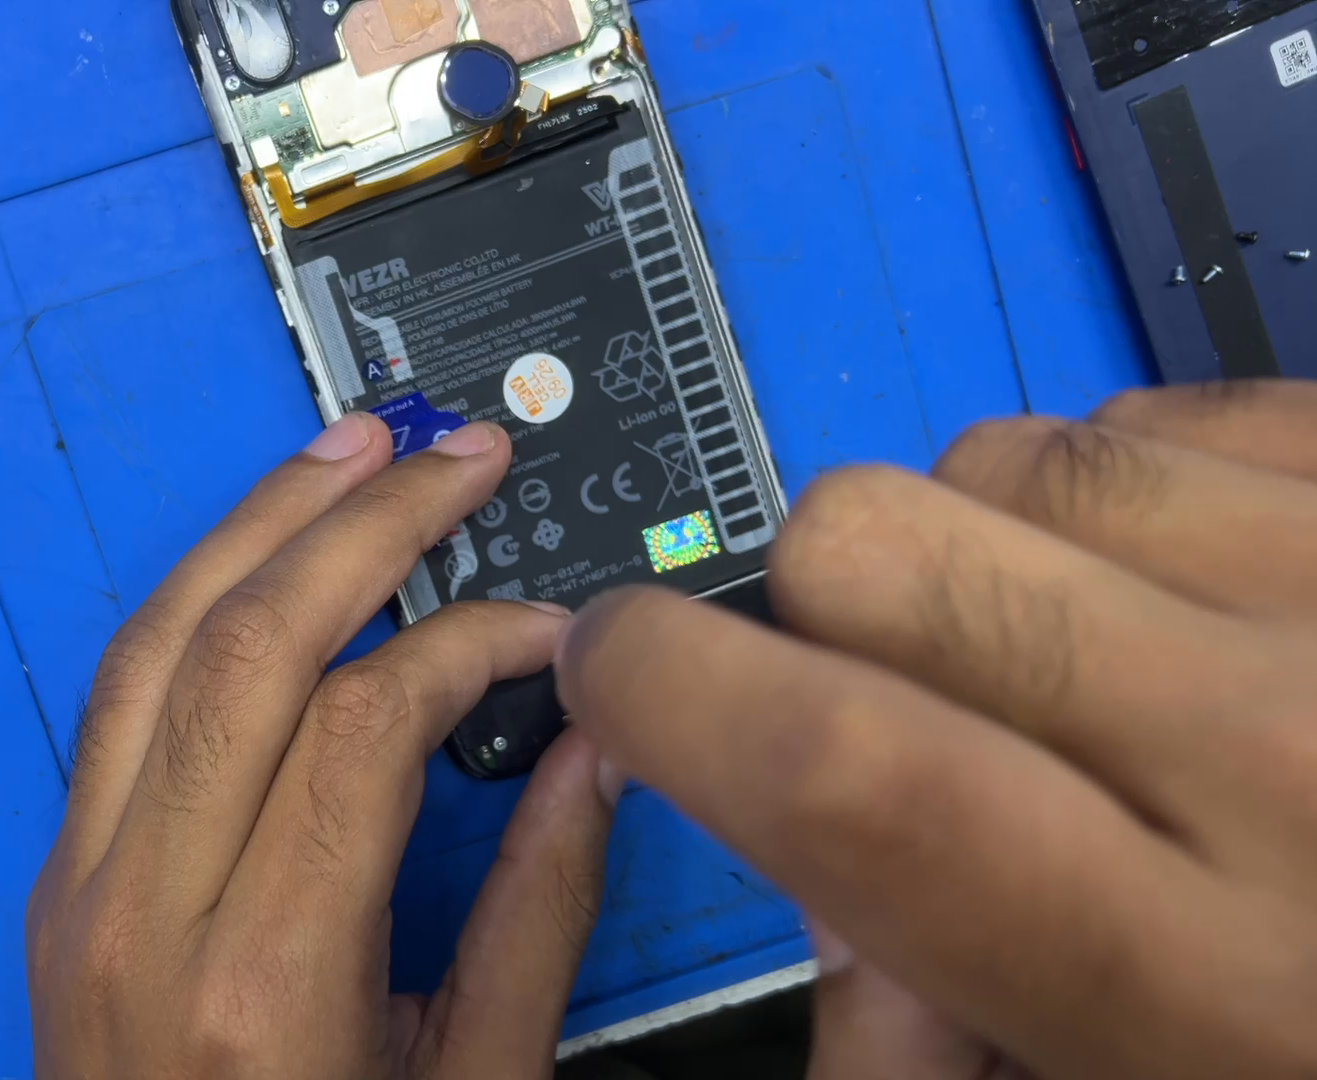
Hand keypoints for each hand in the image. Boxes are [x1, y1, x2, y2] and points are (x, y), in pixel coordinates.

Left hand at [27, 414, 622, 1078]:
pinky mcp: (58, 865)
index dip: (473, 643)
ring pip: (160, 636)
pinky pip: (124, 685)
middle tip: (442, 450)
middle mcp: (141, 905)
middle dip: (359, 522)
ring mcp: (75, 874)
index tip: (551, 624)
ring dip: (260, 520)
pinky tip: (264, 539)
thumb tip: (593, 742)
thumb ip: (535, 905)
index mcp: (264, 985)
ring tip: (346, 448)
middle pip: (248, 641)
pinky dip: (202, 590)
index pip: (366, 723)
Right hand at [558, 381, 1316, 1078]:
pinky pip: (1161, 413)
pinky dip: (1122, 493)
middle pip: (868, 541)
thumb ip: (898, 1047)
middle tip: (888, 675)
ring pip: (1002, 457)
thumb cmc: (1314, 1060)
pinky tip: (1215, 595)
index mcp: (1209, 993)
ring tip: (1087, 649)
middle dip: (814, 594)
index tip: (609, 662)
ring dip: (979, 546)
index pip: (842, 767)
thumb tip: (804, 876)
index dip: (663, 682)